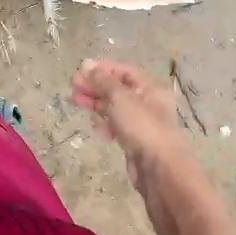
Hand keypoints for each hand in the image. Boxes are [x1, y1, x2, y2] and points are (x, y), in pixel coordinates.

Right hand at [70, 59, 189, 181]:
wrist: (161, 171)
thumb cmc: (142, 127)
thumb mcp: (119, 97)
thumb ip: (102, 80)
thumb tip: (87, 63)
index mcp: (150, 89)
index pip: (124, 71)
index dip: (102, 68)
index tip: (81, 70)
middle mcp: (148, 103)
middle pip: (117, 89)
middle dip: (95, 86)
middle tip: (73, 86)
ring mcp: (142, 123)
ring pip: (115, 107)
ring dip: (96, 103)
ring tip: (76, 101)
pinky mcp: (135, 141)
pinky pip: (117, 126)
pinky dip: (104, 123)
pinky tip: (94, 125)